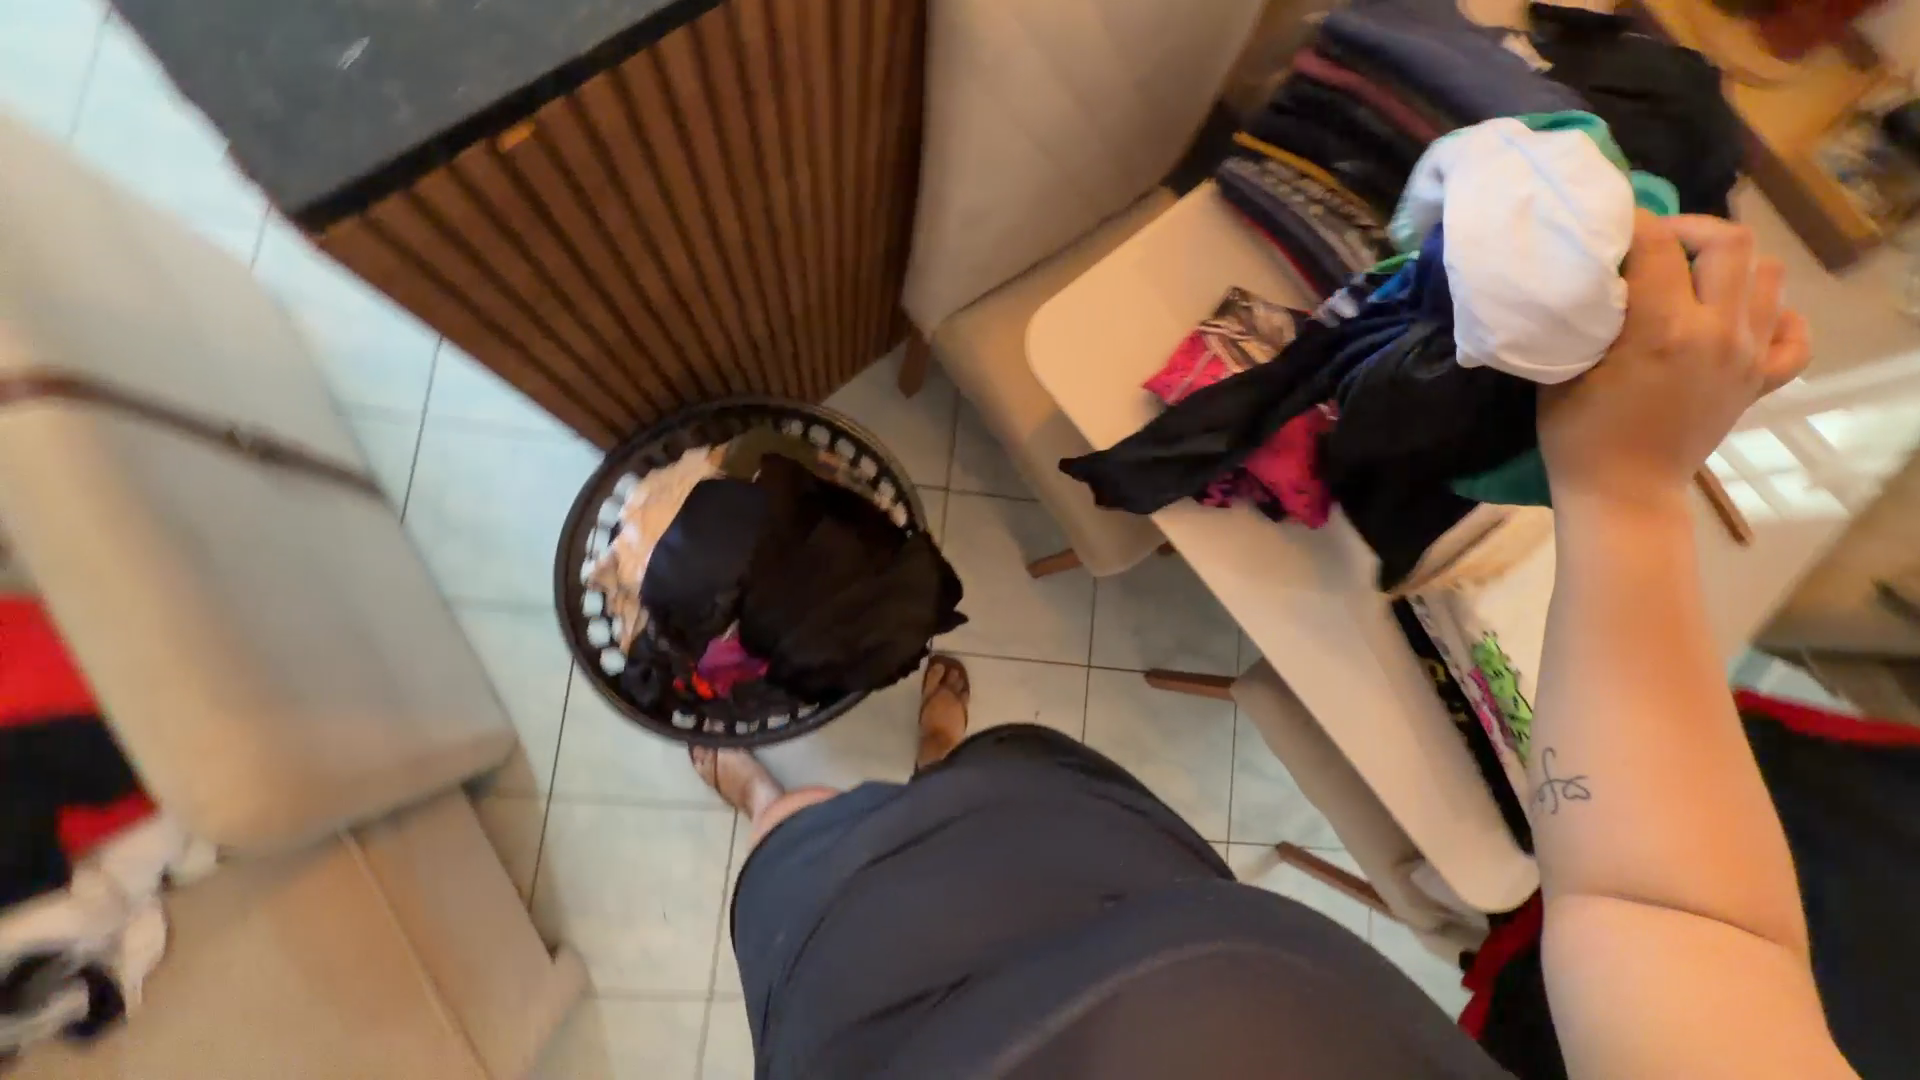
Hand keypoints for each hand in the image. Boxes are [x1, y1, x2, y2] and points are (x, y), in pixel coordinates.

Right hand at [1539, 212, 1809, 512]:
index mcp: (1661, 331)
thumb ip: (1584, 324)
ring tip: (1693, 277)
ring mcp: (1749, 354)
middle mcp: (1717, 332)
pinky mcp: (1763, 378)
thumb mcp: (1561, 374)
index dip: (1634, 224)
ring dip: (1731, 264)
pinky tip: (1739, 318)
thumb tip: (1590, 282)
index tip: (1612, 220)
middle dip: (1692, 229)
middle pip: (1732, 244)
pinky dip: (1774, 314)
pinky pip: (1792, 330)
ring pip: (1768, 276)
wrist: (1622, 490)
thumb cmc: (1576, 436)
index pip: (1657, 250)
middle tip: (1656, 242)